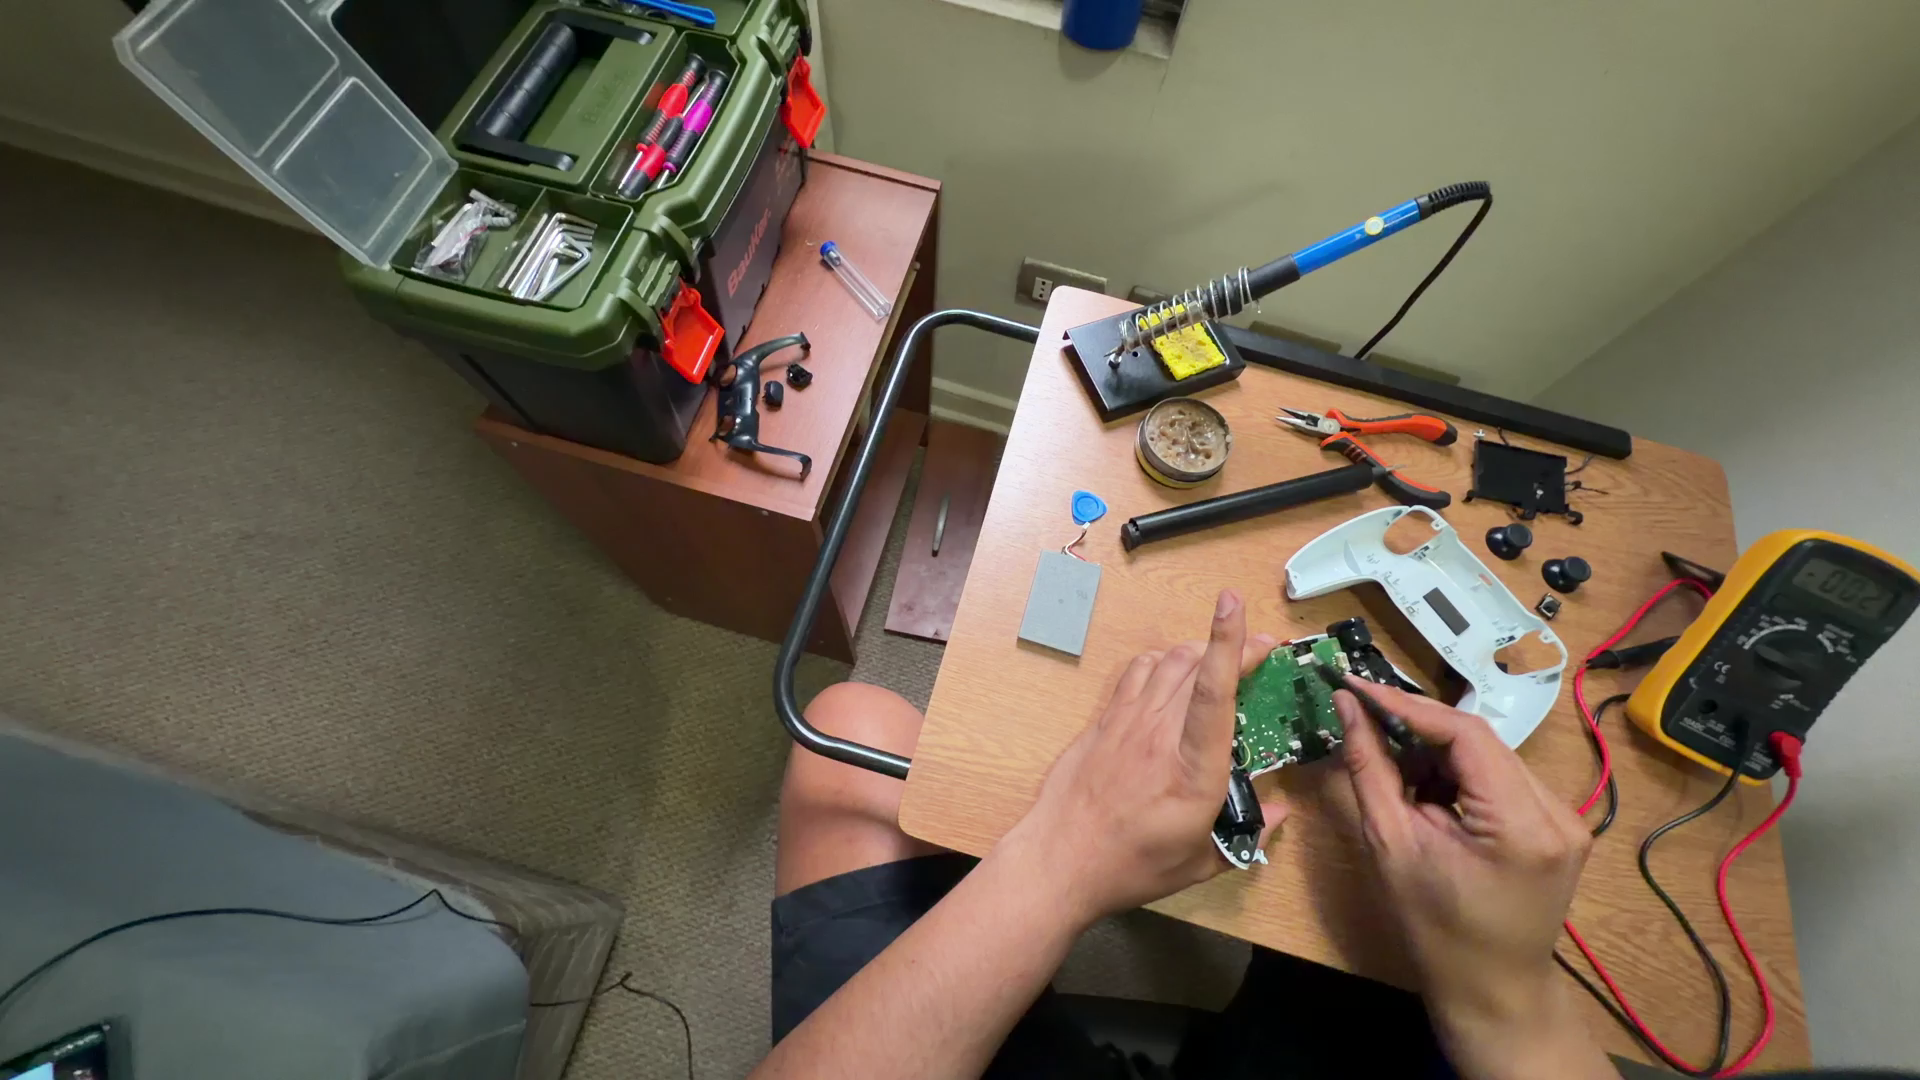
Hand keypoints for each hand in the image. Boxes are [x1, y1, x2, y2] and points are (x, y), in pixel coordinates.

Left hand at [1004, 589, 1286, 925]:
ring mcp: (1126, 721)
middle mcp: (1159, 734)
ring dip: (1199, 650)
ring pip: (1166, 662)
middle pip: (1194, 666)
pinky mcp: (1104, 719)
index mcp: (1193, 771)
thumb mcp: (1202, 864)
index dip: (1228, 645)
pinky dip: (1162, 662)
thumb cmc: (1133, 866)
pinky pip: (1136, 673)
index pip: (1214, 694)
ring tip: (1220, 657)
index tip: (1236, 607)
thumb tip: (1282, 811)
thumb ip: (1249, 834)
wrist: (1061, 857)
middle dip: (1234, 645)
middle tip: (1262, 646)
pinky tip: (1171, 672)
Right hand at [1335, 679, 1609, 1079]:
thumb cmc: (1431, 924)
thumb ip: (1368, 765)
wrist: (1491, 988)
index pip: (1464, 732)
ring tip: (1388, 764)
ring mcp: (1563, 818)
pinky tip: (1423, 788)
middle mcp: (1556, 812)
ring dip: (1431, 748)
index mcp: (1521, 823)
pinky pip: (1495, 773)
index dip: (1404, 703)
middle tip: (1360, 715)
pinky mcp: (1555, 824)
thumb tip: (1347, 704)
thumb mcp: (1388, 841)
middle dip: (1413, 723)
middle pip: (1476, 737)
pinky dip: (1451, 769)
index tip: (1353, 686)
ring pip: (1484, 751)